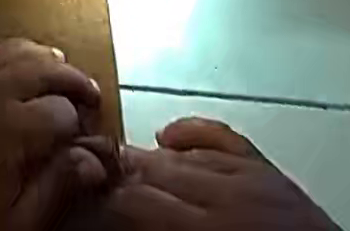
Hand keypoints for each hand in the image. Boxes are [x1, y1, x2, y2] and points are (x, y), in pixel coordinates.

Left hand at [0, 39, 110, 230]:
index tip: (94, 135)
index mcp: (11, 126)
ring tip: (56, 63)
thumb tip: (92, 160)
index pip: (61, 110)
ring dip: (35, 54)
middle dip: (68, 75)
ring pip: (8, 49)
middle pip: (38, 67)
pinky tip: (3, 60)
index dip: (82, 121)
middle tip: (89, 91)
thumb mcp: (17, 225)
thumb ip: (56, 187)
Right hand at [96, 119, 339, 230]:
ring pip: (178, 154)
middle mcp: (227, 198)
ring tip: (120, 162)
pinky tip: (168, 137)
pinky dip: (192, 133)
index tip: (78, 195)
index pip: (133, 200)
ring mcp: (251, 178)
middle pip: (150, 170)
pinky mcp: (271, 171)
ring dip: (145, 157)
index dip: (99, 196)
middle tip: (88, 174)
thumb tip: (114, 216)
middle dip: (115, 173)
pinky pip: (221, 137)